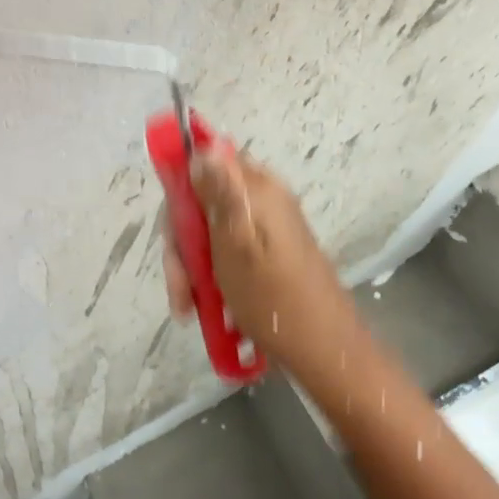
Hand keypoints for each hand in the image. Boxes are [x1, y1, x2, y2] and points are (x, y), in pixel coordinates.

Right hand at [162, 143, 351, 374]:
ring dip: (193, 267)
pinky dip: (214, 276)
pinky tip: (210, 308)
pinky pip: (228, 251)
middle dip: (183, 245)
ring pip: (210, 232)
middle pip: (201, 203)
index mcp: (256, 188)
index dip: (179, 195)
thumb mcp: (234, 244)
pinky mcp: (270, 251)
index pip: (202, 165)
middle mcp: (262, 198)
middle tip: (180, 288)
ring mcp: (267, 225)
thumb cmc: (273, 298)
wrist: (326, 350)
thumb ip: (217, 193)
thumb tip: (202, 148)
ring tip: (190, 307)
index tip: (172, 233)